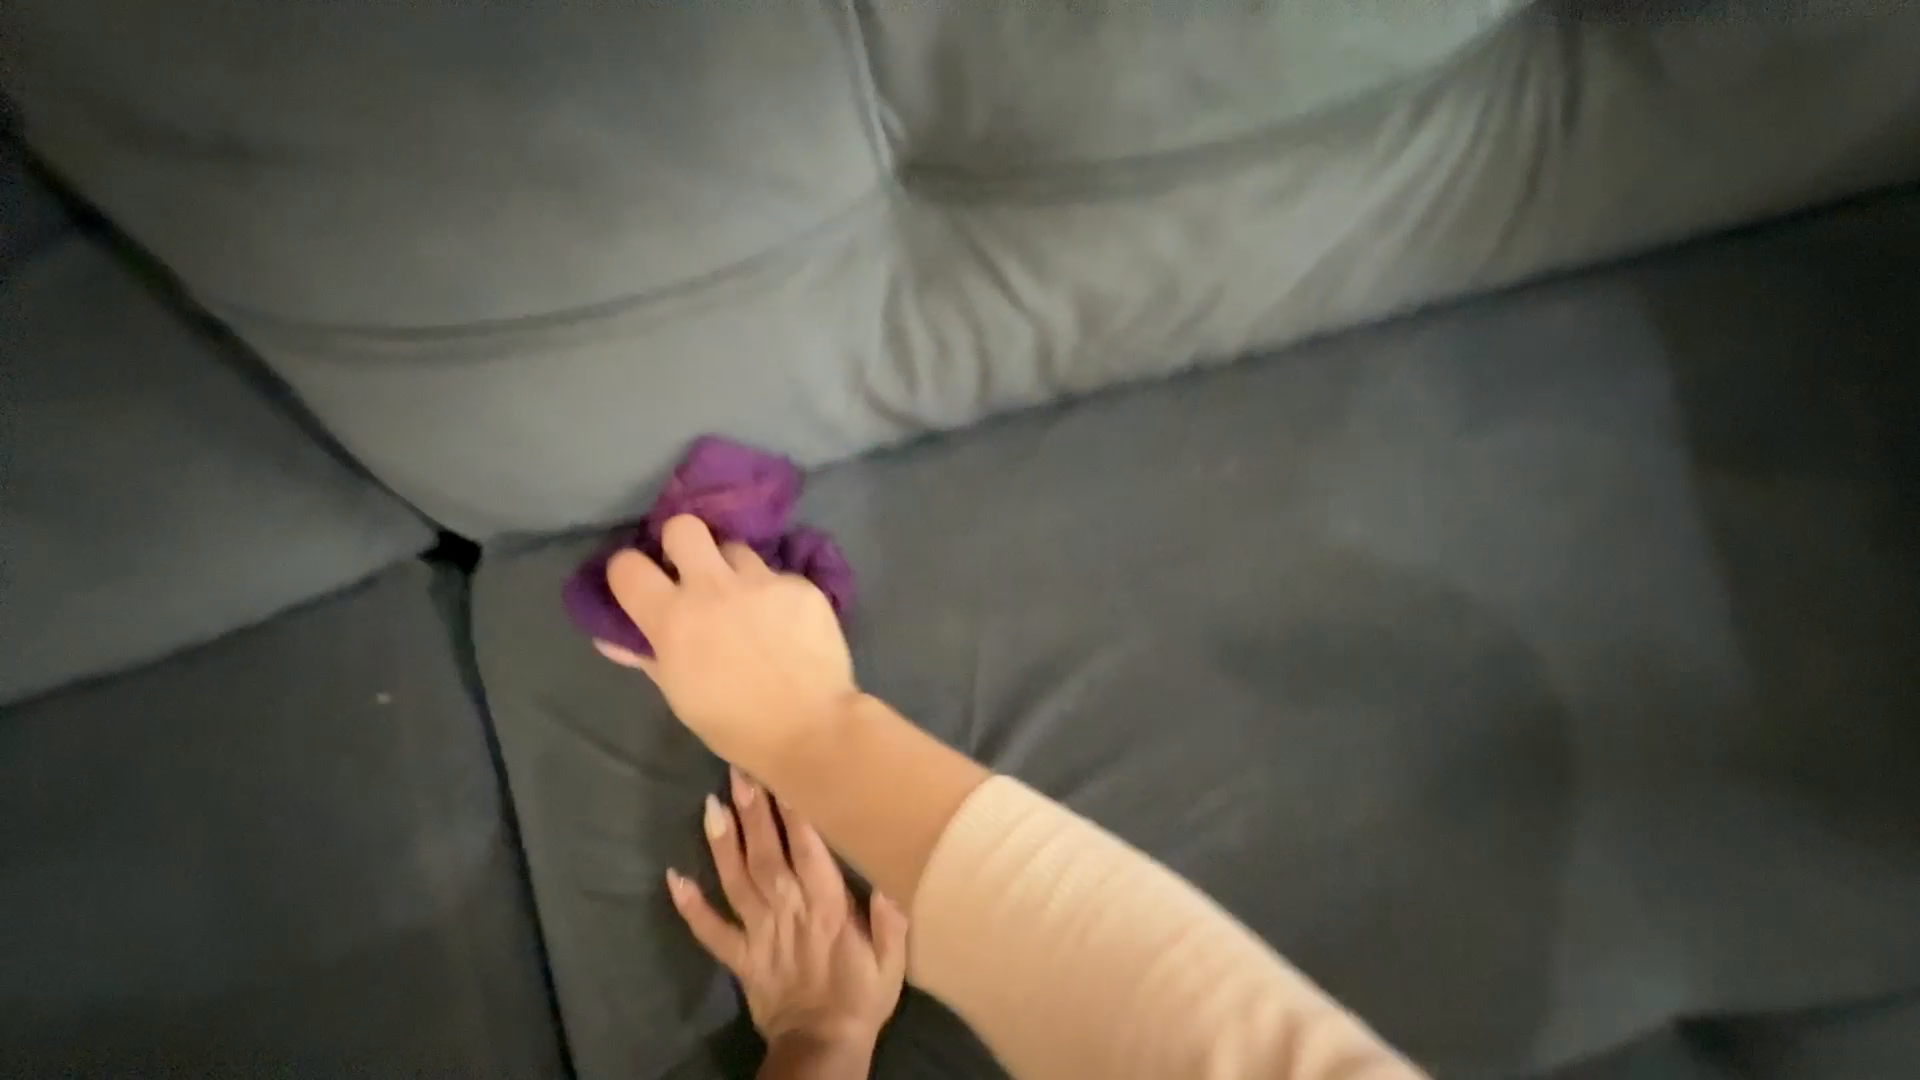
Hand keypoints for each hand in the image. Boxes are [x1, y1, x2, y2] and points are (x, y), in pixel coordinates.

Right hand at [597, 515, 858, 775]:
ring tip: (747, 600)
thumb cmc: (736, 724)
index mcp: (674, 618)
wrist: (811, 727)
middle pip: (684, 527)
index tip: (640, 584)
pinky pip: (780, 576)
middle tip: (692, 569)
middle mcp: (714, 587)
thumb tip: (614, 638)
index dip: (628, 571)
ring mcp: (763, 581)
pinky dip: (777, 594)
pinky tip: (788, 622)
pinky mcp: (802, 585)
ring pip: (737, 548)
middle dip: (682, 541)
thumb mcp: (680, 695)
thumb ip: (648, 656)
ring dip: (734, 569)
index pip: (627, 566)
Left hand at [668, 767, 909, 1055]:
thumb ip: (891, 916)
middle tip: (740, 771)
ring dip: (722, 844)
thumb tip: (887, 873)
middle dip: (754, 812)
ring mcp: (758, 934)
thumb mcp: (893, 959)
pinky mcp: (739, 957)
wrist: (824, 1050)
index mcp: (827, 907)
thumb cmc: (862, 995)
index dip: (795, 812)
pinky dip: (690, 906)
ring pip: (737, 882)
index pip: (808, 850)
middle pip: (766, 855)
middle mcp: (788, 911)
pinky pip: (710, 931)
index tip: (784, 774)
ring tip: (710, 804)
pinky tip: (673, 878)